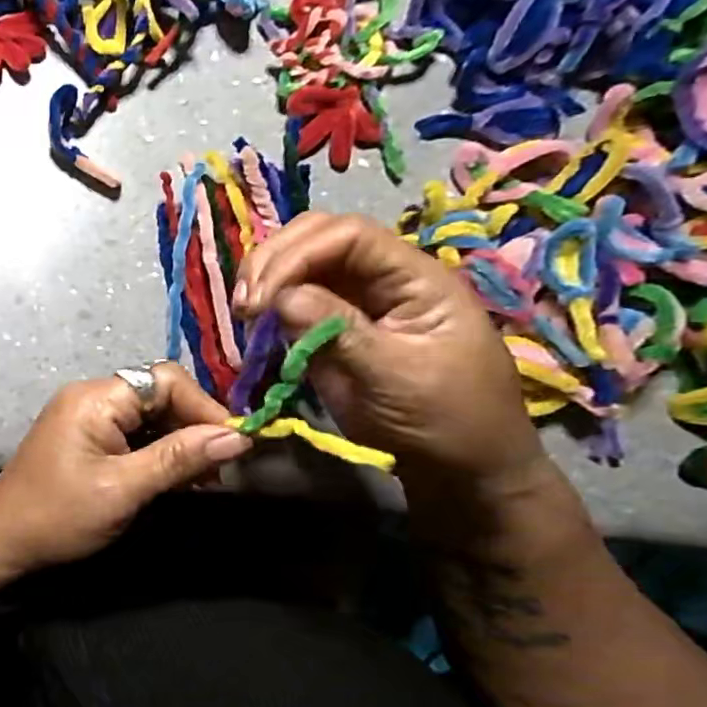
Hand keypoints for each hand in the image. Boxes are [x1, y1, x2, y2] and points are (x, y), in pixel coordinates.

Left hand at [0, 362, 251, 594]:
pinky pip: (132, 432)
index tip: (234, 444)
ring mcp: (86, 416)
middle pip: (159, 395)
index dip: (204, 408)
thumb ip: (179, 459)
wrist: (2, 542)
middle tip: (221, 468)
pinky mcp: (85, 437)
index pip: (165, 380)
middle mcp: (91, 396)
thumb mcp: (123, 490)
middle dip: (194, 427)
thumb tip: (237, 436)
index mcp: (95, 398)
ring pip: (149, 416)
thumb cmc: (59, 516)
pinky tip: (177, 478)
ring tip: (204, 478)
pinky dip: (157, 451)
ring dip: (179, 442)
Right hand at [232, 212, 545, 489]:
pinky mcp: (333, 328)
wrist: (463, 470)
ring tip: (244, 314)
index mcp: (413, 277)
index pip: (348, 236)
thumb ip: (340, 332)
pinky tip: (254, 324)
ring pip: (300, 264)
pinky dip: (269, 306)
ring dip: (265, 279)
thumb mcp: (397, 377)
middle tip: (244, 304)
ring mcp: (355, 301)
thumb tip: (280, 297)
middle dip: (274, 260)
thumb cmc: (447, 420)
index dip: (298, 254)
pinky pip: (294, 301)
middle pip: (318, 237)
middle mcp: (380, 278)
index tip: (261, 298)